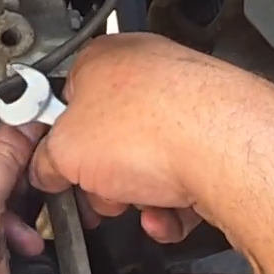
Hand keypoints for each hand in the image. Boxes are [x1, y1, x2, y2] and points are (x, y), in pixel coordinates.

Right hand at [28, 34, 273, 242]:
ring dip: (139, 195)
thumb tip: (46, 172)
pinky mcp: (220, 134)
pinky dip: (174, 204)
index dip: (58, 142)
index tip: (57, 167)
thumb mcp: (64, 151)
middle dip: (103, 176)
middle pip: (109, 135)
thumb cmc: (155, 129)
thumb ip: (45, 161)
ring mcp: (189, 100)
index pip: (65, 100)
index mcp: (102, 58)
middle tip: (101, 194)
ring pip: (148, 160)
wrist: (228, 150)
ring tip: (144, 206)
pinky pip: (184, 176)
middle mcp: (148, 69)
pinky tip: (172, 215)